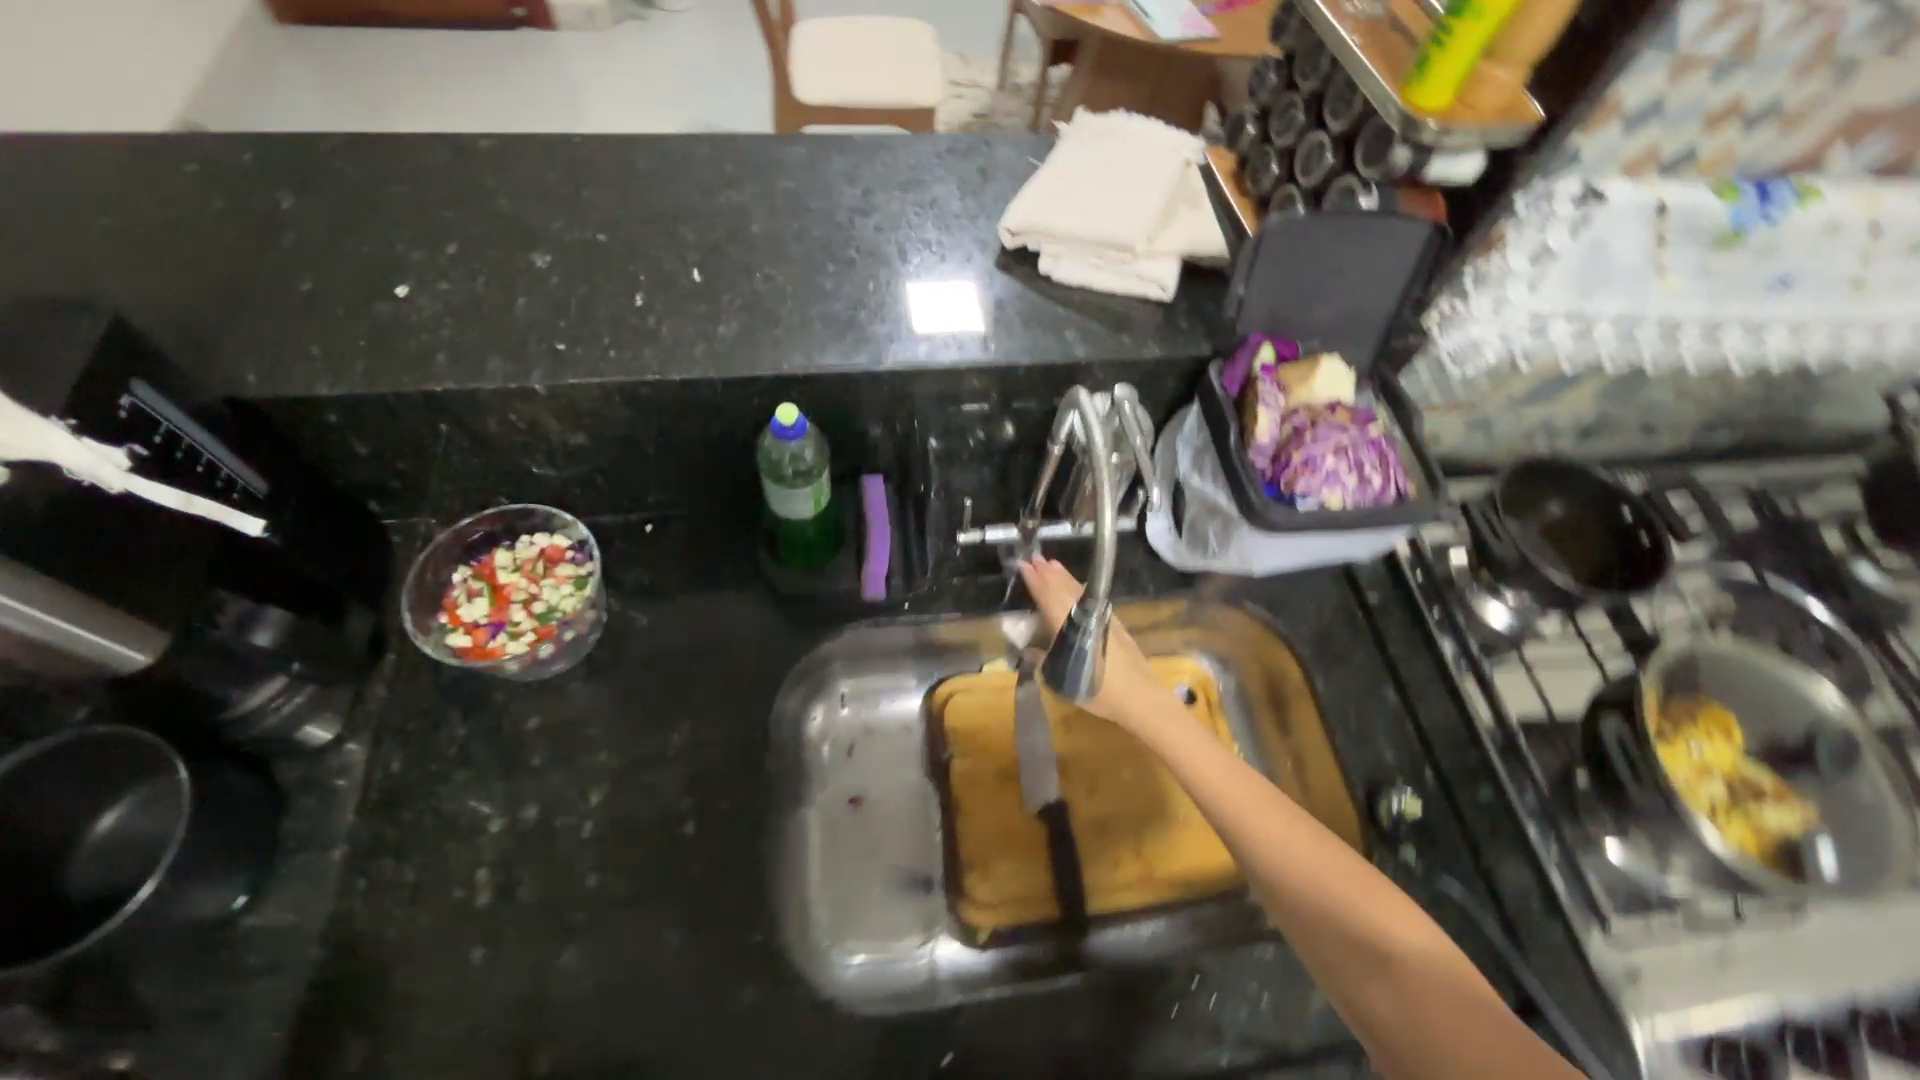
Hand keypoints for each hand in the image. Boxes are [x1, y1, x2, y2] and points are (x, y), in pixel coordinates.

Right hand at [1017, 558, 1177, 730]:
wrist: (1138, 695)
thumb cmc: (1095, 689)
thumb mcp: (1059, 678)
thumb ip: (1043, 660)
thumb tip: (1030, 650)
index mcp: (1065, 623)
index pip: (1046, 594)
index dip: (1034, 579)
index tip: (1023, 565)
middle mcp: (1083, 612)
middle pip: (1062, 587)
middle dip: (1048, 573)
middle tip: (1035, 559)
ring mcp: (1101, 615)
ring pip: (1078, 589)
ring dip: (1063, 576)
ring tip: (1052, 565)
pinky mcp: (1113, 622)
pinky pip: (1091, 597)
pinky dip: (1079, 588)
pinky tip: (1078, 587)